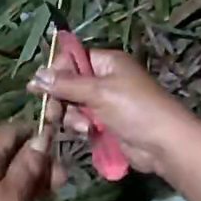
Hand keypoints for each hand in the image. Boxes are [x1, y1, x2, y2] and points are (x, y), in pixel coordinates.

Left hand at [0, 124, 59, 200]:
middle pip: (10, 148)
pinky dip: (19, 187)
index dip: (37, 134)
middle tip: (61, 180)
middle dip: (38, 159)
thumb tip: (43, 135)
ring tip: (53, 193)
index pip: (12, 129)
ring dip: (32, 175)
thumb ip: (30, 162)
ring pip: (7, 167)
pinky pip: (0, 183)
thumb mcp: (15, 193)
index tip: (60, 150)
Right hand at [27, 49, 200, 176]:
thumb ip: (67, 84)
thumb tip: (38, 74)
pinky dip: (83, 127)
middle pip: (70, 83)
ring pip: (74, 105)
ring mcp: (107, 102)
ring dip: (73, 116)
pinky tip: (89, 134)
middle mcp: (106, 78)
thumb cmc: (133, 109)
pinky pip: (84, 121)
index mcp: (108, 62)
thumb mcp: (99, 92)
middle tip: (53, 114)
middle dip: (61, 98)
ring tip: (84, 126)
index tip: (38, 86)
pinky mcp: (107, 123)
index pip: (74, 58)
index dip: (56, 70)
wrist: (162, 142)